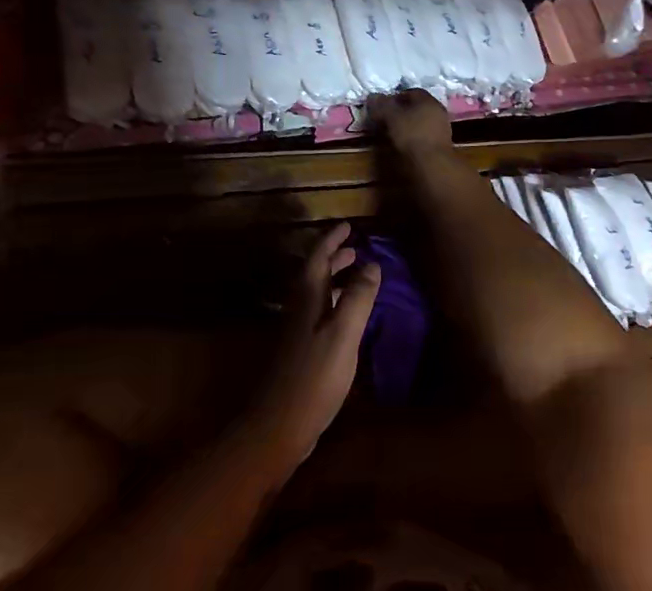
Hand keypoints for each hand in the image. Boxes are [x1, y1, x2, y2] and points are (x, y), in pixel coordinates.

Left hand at [255, 224, 380, 467]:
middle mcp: (299, 309)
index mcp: (308, 298)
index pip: (318, 257)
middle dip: (333, 257)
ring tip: (354, 274)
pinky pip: (319, 313)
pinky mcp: (300, 352)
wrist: (278, 425)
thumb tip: (373, 264)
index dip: (332, 240)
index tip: (348, 225)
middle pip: (314, 273)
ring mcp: (297, 331)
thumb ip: (358, 298)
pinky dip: (334, 303)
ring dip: (334, 279)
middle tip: (354, 247)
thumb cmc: (314, 376)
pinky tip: (346, 318)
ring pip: (316, 293)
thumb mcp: (343, 334)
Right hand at [367, 89, 452, 162]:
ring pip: (420, 122)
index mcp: (428, 99)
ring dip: (407, 126)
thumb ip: (381, 105)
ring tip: (391, 134)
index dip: (394, 97)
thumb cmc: (411, 135)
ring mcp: (442, 129)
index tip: (382, 106)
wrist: (432, 165)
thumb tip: (372, 96)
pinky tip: (403, 145)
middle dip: (400, 112)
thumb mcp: (391, 117)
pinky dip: (413, 138)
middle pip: (416, 107)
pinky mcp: (441, 146)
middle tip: (385, 119)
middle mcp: (438, 111)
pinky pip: (423, 136)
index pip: (410, 92)